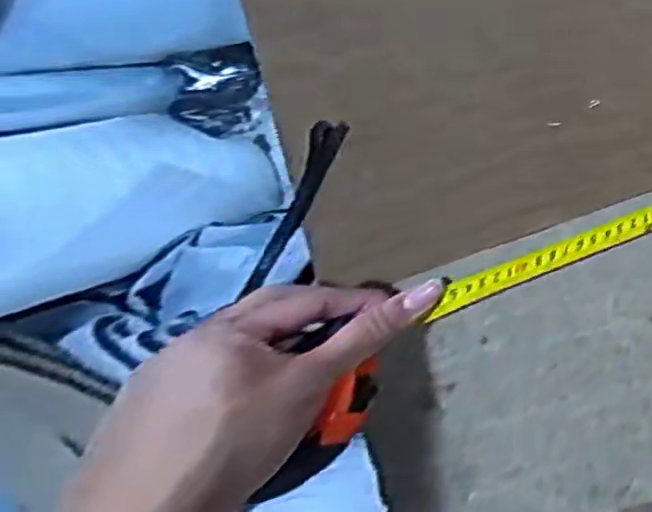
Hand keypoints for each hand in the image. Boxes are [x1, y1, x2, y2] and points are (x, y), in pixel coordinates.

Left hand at [60, 280, 445, 511]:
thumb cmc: (233, 441)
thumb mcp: (311, 383)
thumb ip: (368, 333)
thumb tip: (430, 288)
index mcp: (221, 328)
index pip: (311, 297)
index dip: (359, 303)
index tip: (396, 317)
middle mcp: (185, 344)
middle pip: (273, 317)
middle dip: (321, 325)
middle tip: (356, 342)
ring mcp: (156, 382)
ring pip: (244, 349)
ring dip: (287, 355)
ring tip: (315, 377)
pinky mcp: (144, 419)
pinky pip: (216, 379)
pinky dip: (253, 380)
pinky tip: (264, 406)